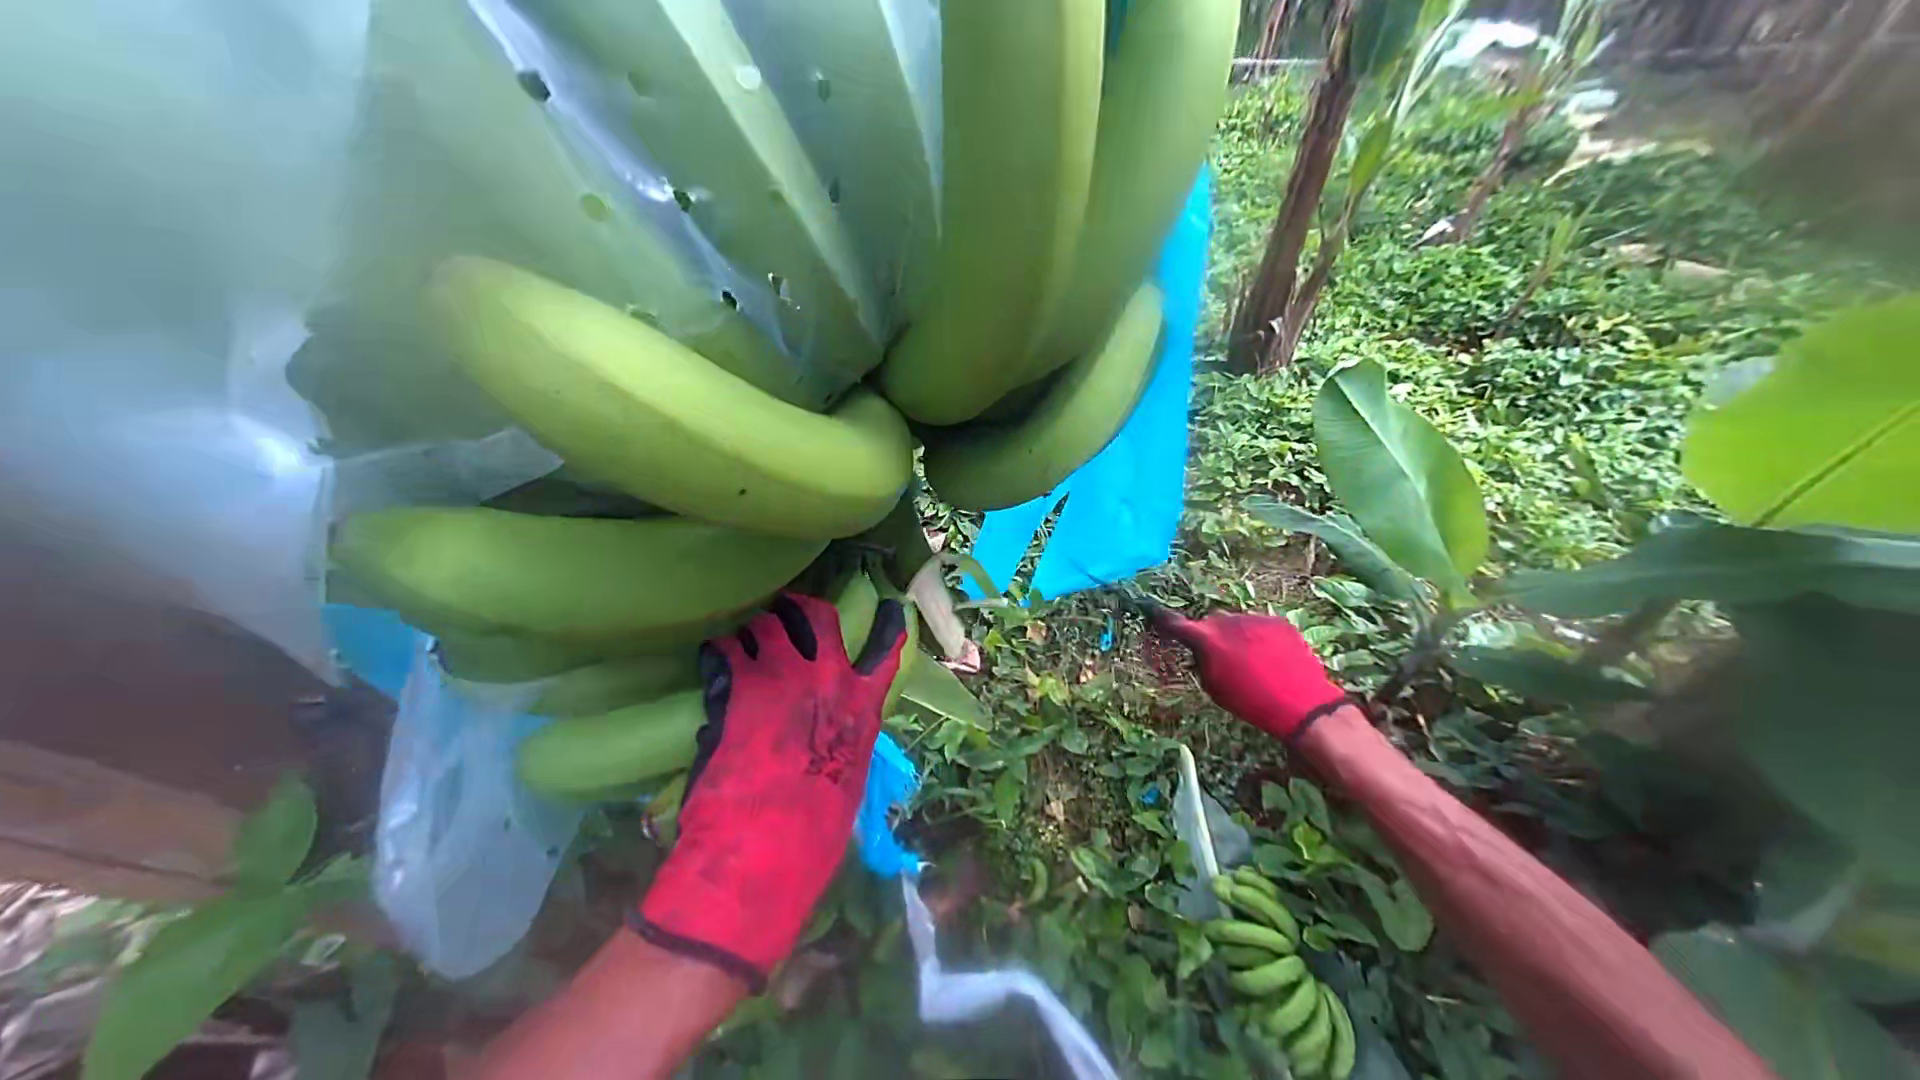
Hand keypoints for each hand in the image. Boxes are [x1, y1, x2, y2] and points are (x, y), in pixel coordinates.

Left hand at [633, 593, 906, 987]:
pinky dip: (716, 652)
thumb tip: (832, 727)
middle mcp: (827, 679)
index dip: (887, 620)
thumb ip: (844, 736)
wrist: (762, 850)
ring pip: (765, 625)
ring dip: (752, 632)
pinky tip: (709, 663)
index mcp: (861, 706)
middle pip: (817, 615)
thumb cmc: (812, 831)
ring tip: (740, 645)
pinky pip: (723, 648)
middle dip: (798, 609)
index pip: (886, 647)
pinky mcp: (738, 685)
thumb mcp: (847, 777)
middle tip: (782, 614)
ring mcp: (782, 676)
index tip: (886, 604)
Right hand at [1149, 607, 1347, 741]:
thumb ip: (1202, 661)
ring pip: (1236, 622)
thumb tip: (1198, 649)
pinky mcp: (1277, 621)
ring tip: (1252, 660)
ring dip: (1236, 635)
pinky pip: (1259, 625)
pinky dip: (1259, 636)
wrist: (1300, 702)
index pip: (1175, 623)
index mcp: (1206, 639)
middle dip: (1211, 634)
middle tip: (1220, 656)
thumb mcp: (1214, 686)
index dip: (1162, 618)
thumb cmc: (1249, 701)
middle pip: (1210, 622)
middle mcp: (1227, 622)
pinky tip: (1270, 657)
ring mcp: (1253, 618)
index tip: (1152, 610)